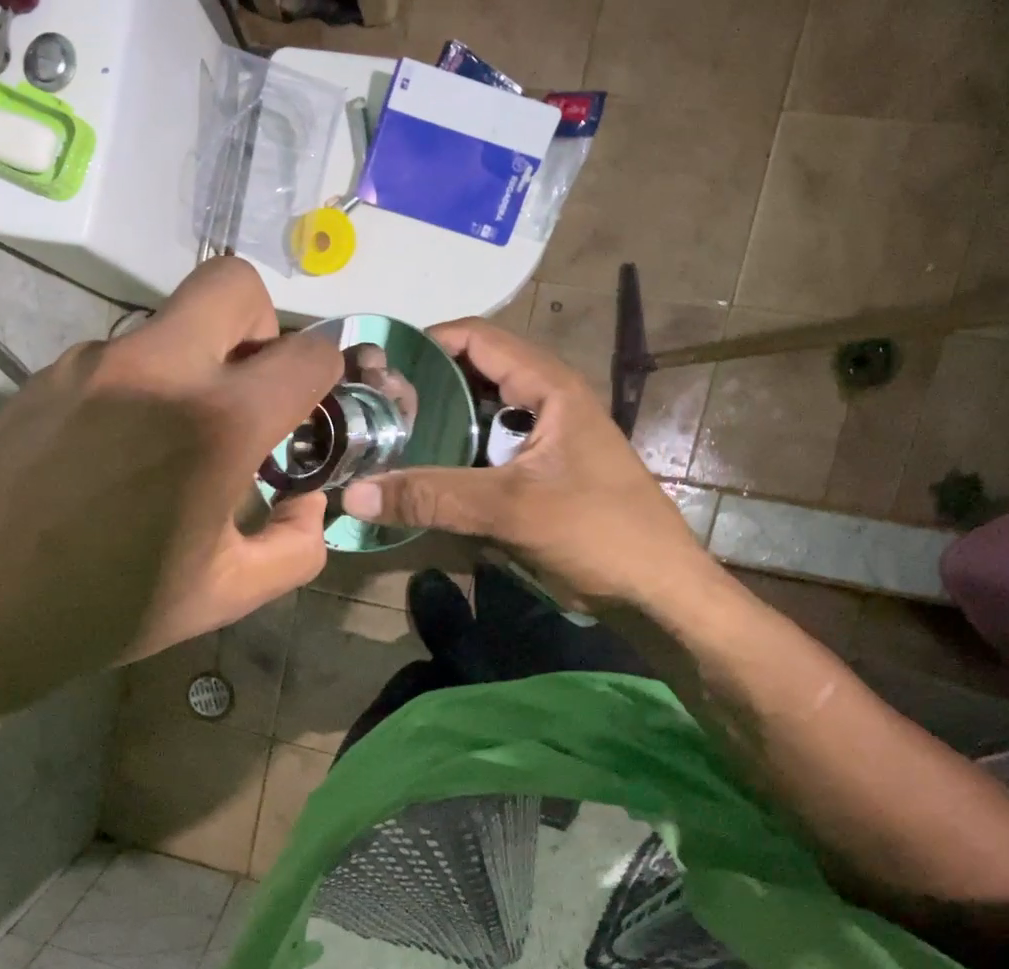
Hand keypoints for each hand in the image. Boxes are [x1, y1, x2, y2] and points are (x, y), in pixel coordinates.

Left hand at [0, 258, 340, 727]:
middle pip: (234, 284)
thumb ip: (296, 545)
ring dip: (194, 362)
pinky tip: (111, 454)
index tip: (308, 418)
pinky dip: (140, 385)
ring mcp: (90, 363)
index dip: (325, 381)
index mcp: (214, 423)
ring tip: (168, 443)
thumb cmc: (106, 613)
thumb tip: (307, 500)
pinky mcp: (44, 375)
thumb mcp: (226, 595)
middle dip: (261, 328)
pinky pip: (117, 357)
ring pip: (169, 323)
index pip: (307, 353)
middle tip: (247, 396)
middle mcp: (155, 369)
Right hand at [339, 318, 715, 610]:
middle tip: (370, 408)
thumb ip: (433, 497)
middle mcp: (544, 403)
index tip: (375, 365)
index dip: (427, 343)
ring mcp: (540, 441)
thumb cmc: (598, 531)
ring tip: (381, 438)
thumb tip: (354, 494)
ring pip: (476, 417)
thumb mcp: (512, 508)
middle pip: (472, 376)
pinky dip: (449, 458)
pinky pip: (482, 454)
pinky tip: (416, 476)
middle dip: (422, 386)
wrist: (654, 589)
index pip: (479, 339)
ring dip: (434, 425)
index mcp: (550, 387)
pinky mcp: (535, 477)